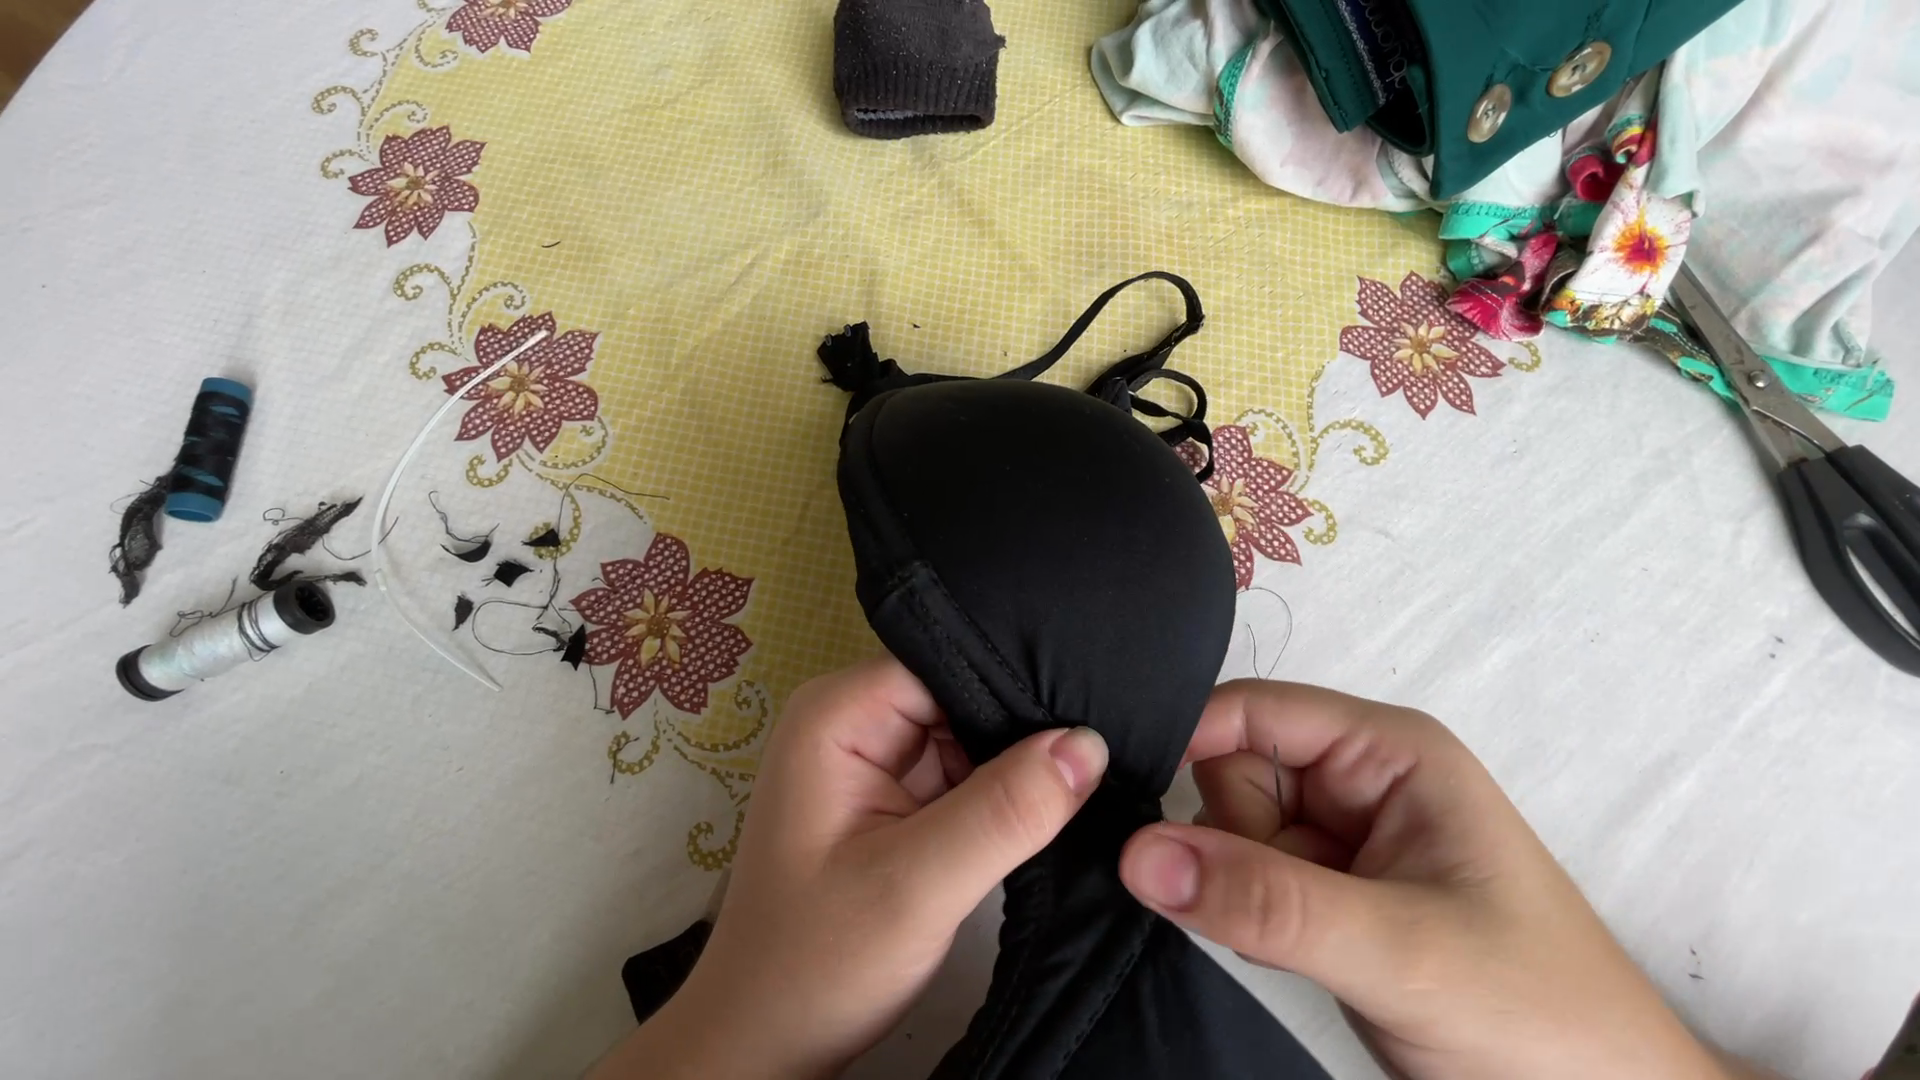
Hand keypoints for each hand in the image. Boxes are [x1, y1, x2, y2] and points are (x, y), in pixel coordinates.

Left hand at [594, 657, 1108, 1079]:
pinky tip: (1041, 805)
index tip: (1089, 711)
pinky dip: (998, 790)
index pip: (945, 663)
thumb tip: (1088, 743)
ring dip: (1014, 761)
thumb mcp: (918, 886)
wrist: (771, 1041)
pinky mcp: (892, 795)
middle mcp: (851, 719)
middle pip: (959, 693)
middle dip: (1020, 726)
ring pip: (966, 732)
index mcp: (837, 713)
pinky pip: (961, 769)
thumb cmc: (819, 963)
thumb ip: (1004, 811)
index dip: (1015, 684)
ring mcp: (872, 758)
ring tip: (1082, 779)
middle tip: (1099, 754)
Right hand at [1117, 680, 1742, 1079]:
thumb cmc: (1535, 1020)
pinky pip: (1240, 872)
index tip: (1134, 810)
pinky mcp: (1321, 887)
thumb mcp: (1400, 954)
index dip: (1188, 743)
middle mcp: (1354, 776)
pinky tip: (1293, 952)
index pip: (1251, 710)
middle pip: (1230, 767)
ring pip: (1226, 826)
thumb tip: (1134, 853)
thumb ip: (1264, 901)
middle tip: (1285, 912)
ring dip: (1237, 885)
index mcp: (1385, 749)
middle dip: (1231, 840)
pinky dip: (1242, 911)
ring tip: (1305, 943)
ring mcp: (1337, 834)